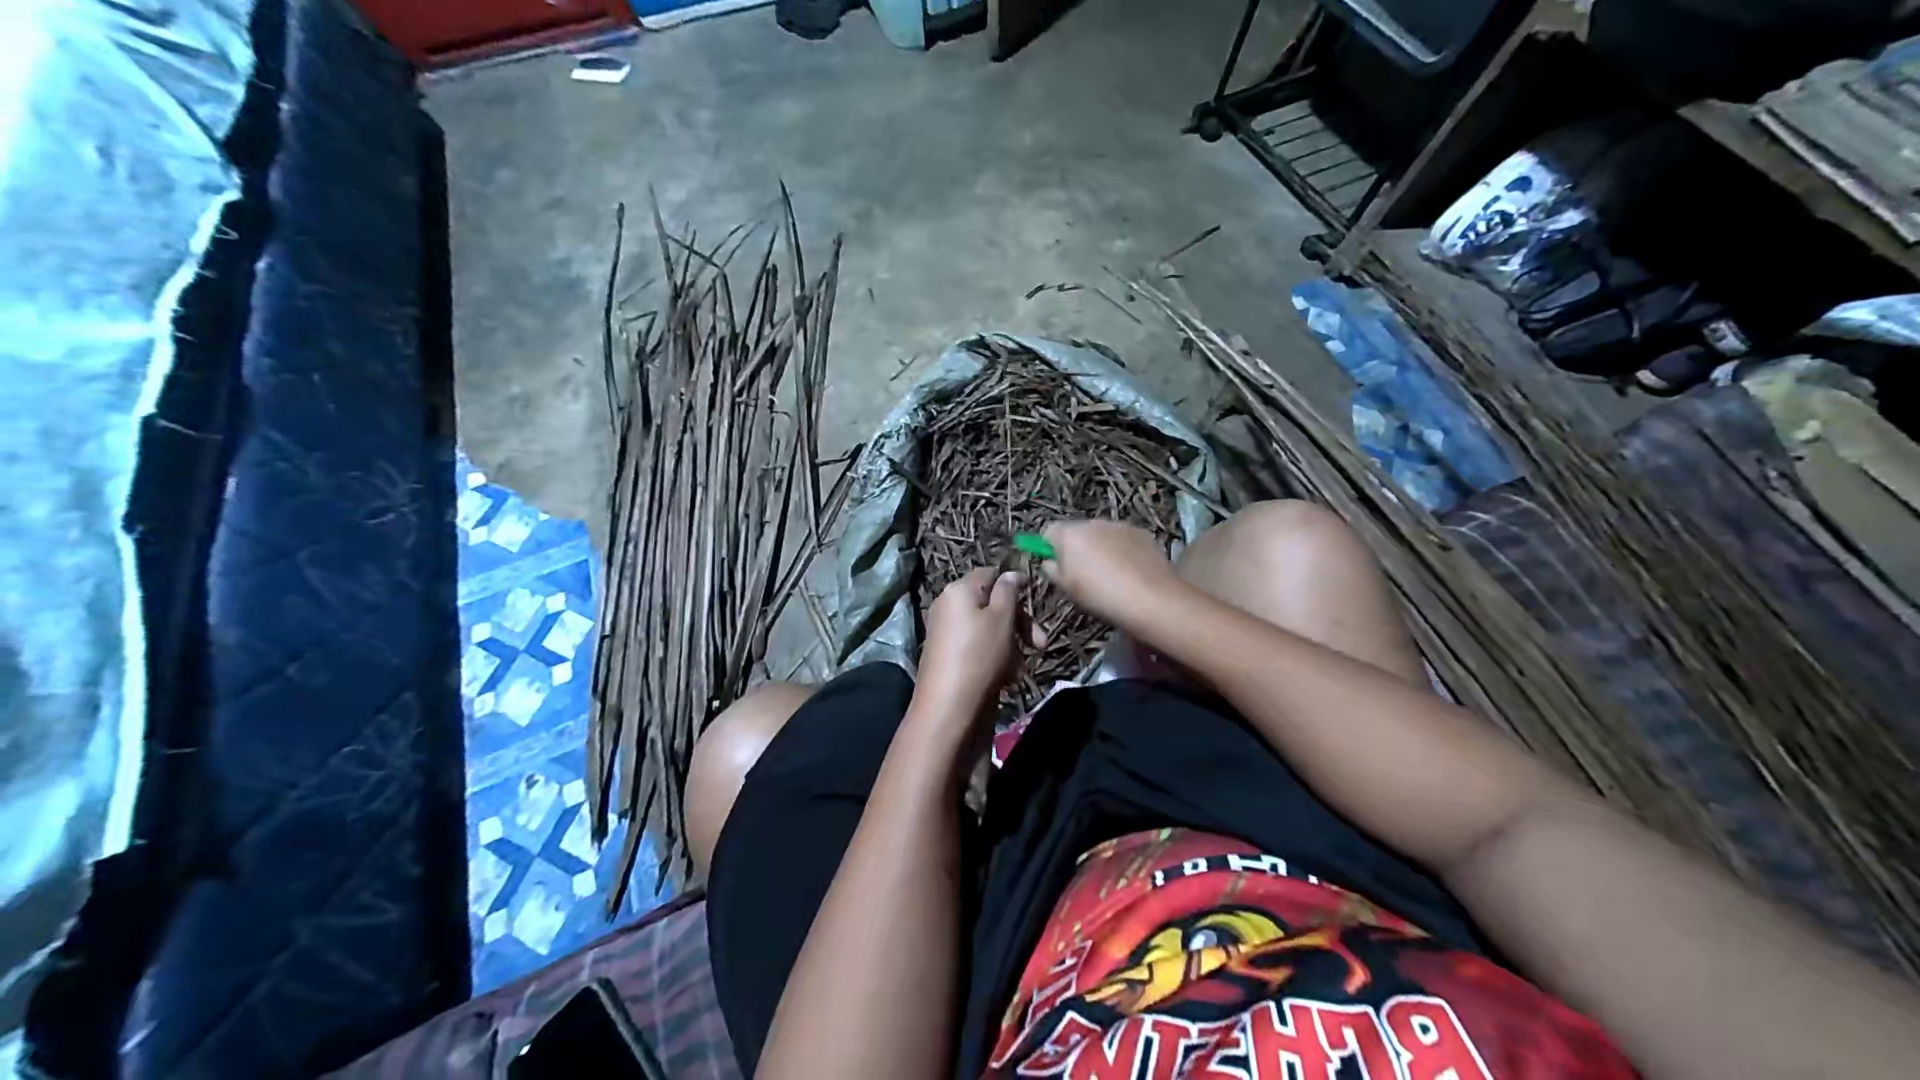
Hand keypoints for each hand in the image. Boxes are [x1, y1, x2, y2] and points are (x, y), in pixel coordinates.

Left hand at [916, 568, 1025, 721]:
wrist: (949, 707)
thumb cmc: (980, 655)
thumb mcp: (1001, 618)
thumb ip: (1009, 591)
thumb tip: (1011, 573)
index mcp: (959, 590)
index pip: (991, 574)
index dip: (1014, 586)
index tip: (1034, 605)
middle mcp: (949, 606)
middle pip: (992, 604)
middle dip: (1019, 623)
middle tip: (1040, 645)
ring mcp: (947, 632)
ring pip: (989, 629)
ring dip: (1011, 645)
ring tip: (1020, 669)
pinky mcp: (949, 656)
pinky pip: (978, 648)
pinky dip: (996, 658)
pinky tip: (1007, 678)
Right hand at [1039, 519, 1181, 629]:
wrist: (1150, 599)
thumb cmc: (1100, 595)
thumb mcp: (1066, 588)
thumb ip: (1052, 570)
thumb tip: (1051, 561)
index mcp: (1069, 534)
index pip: (1048, 531)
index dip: (1048, 547)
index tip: (1055, 566)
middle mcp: (1093, 522)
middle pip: (1076, 531)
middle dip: (1076, 548)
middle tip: (1082, 575)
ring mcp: (1119, 525)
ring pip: (1100, 534)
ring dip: (1099, 548)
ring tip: (1109, 575)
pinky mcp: (1141, 532)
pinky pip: (1122, 539)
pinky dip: (1121, 550)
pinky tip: (1128, 572)